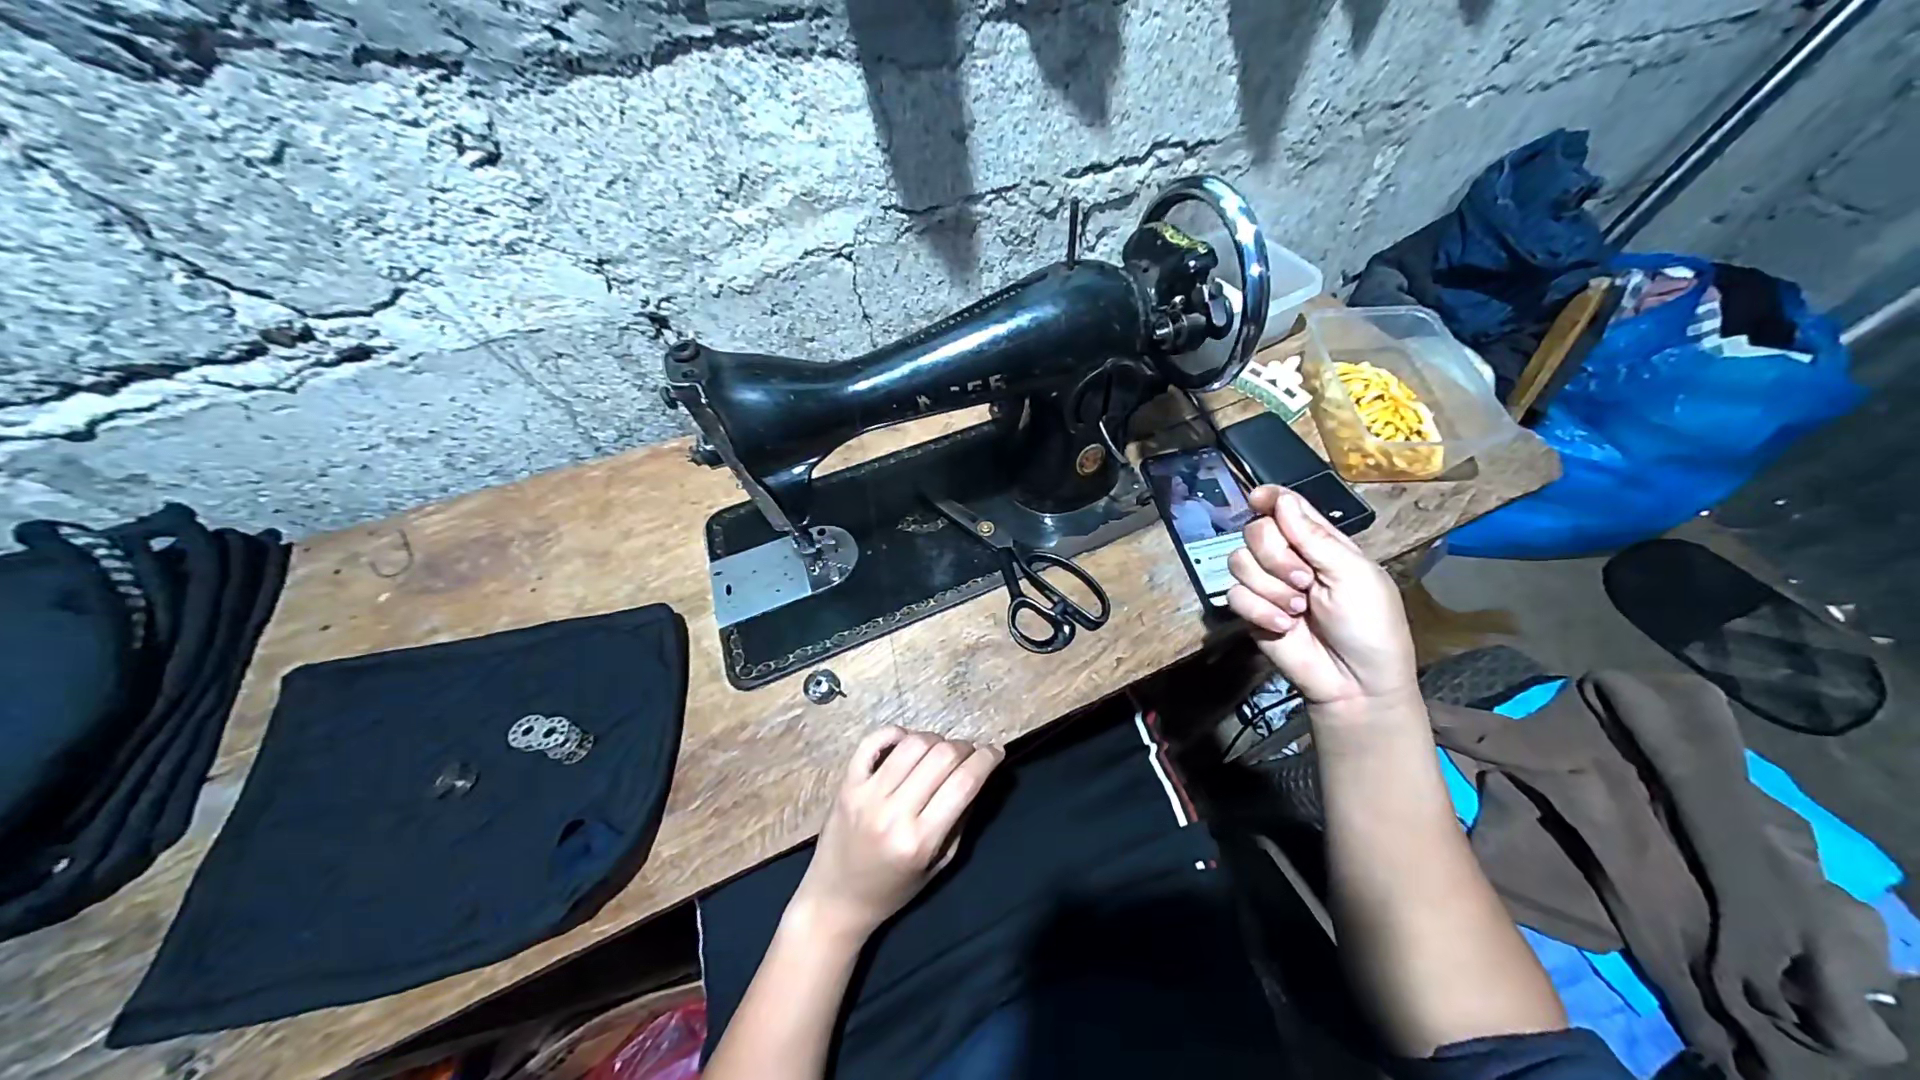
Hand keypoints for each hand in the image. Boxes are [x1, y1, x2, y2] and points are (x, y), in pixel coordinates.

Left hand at [790, 727, 1003, 939]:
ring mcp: (867, 794)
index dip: (986, 759)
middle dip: (965, 748)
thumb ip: (961, 820)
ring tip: (940, 751)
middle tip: (970, 754)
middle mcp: (894, 813)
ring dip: (936, 739)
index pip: (964, 783)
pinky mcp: (847, 783)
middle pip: (942, 757)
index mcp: (920, 840)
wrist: (835, 900)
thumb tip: (979, 775)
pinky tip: (907, 742)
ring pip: (913, 743)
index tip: (996, 752)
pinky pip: (873, 741)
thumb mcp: (939, 866)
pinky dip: (896, 733)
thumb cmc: (894, 890)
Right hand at [1225, 485, 1417, 718]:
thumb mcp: (1353, 575)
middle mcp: (1289, 559)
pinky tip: (1284, 626)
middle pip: (1256, 532)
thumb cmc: (1370, 626)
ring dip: (1270, 587)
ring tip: (1298, 609)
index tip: (1257, 499)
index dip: (1270, 499)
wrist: (1354, 683)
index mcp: (1320, 543)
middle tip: (1304, 580)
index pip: (1286, 507)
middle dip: (1275, 555)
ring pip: (1239, 562)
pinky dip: (1260, 611)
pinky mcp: (1251, 612)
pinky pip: (1235, 596)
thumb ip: (1314, 537)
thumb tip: (1280, 499)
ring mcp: (1268, 586)